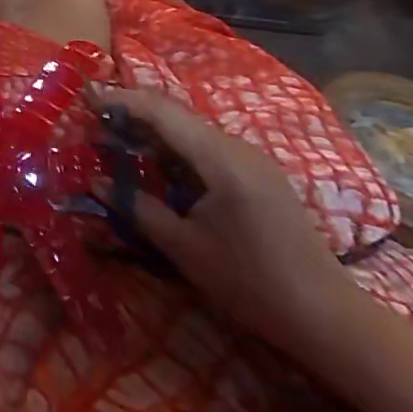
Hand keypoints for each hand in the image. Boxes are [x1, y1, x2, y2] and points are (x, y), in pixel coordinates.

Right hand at [93, 86, 359, 354]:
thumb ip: (138, 208)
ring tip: (116, 138)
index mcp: (220, 158)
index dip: (121, 99)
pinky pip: (207, 146)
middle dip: (132, 111)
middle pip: (176, 114)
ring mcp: (252, 158)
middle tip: (94, 117)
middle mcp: (237, 146)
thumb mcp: (185, 248)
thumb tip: (97, 182)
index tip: (86, 96)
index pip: (162, 112)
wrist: (326, 315)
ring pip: (192, 130)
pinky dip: (175, 146)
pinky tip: (157, 163)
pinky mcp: (258, 174)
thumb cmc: (250, 282)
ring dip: (153, 130)